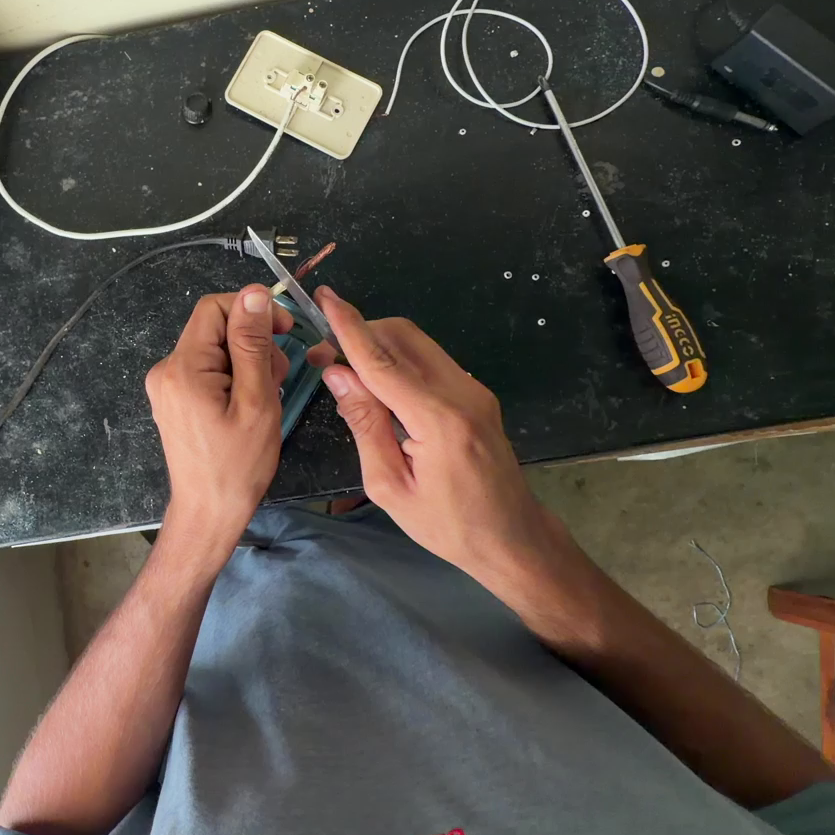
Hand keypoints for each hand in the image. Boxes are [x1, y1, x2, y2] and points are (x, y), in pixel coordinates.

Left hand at [144, 287, 293, 543]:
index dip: (252, 309)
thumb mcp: (255, 401)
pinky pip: (208, 370)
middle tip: (278, 380)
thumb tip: (254, 292)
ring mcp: (167, 385)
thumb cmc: (238, 464)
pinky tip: (250, 405)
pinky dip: (235, 379)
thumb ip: (253, 344)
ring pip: (216, 350)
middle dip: (254, 343)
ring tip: (265, 399)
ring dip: (248, 363)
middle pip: (215, 328)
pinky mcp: (175, 399)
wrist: (209, 513)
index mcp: (182, 367)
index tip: (285, 330)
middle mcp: (166, 369)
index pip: (214, 308)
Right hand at [307, 286, 568, 572]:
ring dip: (377, 345)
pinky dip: (396, 360)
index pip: (382, 361)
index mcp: (438, 420)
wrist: (512, 538)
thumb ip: (364, 424)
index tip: (325, 297)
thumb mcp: (389, 486)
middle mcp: (461, 393)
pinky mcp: (475, 394)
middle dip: (359, 333)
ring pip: (416, 342)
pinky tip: (378, 387)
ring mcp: (473, 389)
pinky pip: (428, 359)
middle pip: (401, 337)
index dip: (349, 327)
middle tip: (322, 355)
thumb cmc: (447, 526)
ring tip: (345, 371)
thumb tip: (338, 374)